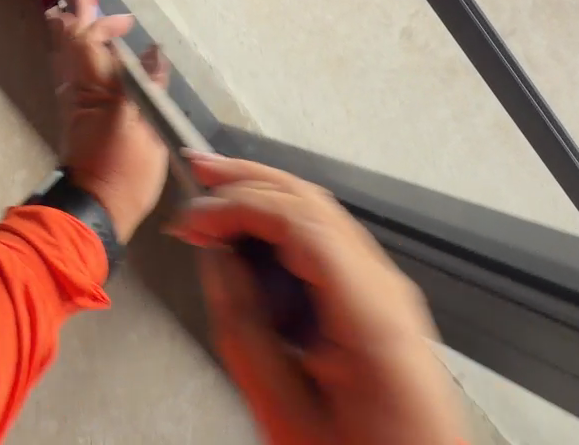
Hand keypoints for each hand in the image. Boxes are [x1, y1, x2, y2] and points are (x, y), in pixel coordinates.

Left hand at [48, 0, 169, 242]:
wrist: (93, 209)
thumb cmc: (127, 172)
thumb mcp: (149, 131)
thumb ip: (150, 87)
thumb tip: (154, 53)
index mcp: (100, 90)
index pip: (91, 43)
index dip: (104, 26)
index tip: (126, 22)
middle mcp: (79, 90)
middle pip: (70, 43)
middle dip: (76, 17)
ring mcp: (71, 101)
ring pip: (65, 56)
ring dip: (69, 32)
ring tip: (71, 12)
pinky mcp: (72, 114)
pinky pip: (68, 72)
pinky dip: (73, 53)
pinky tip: (81, 50)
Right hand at [169, 155, 463, 444]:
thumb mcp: (284, 408)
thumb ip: (244, 326)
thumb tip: (216, 258)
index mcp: (370, 313)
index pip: (299, 221)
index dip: (239, 205)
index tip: (193, 219)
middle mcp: (384, 286)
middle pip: (311, 201)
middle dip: (248, 178)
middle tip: (197, 169)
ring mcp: (384, 288)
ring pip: (318, 210)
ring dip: (262, 191)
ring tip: (213, 186)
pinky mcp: (375, 297)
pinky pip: (323, 236)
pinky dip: (279, 218)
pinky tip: (248, 223)